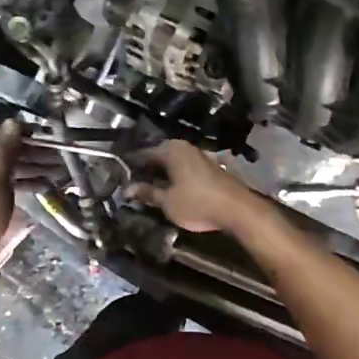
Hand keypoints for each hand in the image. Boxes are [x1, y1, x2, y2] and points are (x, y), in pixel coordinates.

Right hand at [128, 140, 260, 233]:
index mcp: (172, 150)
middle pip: (160, 158)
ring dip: (162, 176)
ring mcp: (200, 157)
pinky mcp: (210, 169)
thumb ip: (147, 193)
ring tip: (149, 190)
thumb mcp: (167, 201)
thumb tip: (127, 189)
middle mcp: (186, 148)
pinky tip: (170, 191)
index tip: (120, 176)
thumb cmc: (197, 203)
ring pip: (173, 164)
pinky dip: (176, 179)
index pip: (144, 154)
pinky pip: (185, 170)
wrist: (238, 210)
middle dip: (147, 171)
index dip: (131, 165)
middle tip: (132, 185)